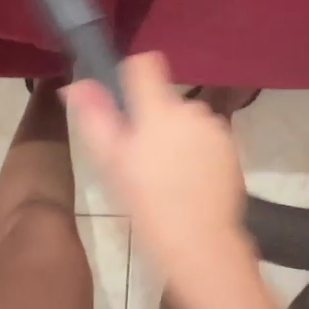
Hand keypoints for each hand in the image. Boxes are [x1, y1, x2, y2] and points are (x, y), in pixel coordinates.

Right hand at [64, 53, 252, 277]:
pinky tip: (190, 183)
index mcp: (158, 109)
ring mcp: (215, 128)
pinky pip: (208, 139)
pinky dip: (199, 153)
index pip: (144, 64)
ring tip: (168, 176)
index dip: (132, 75)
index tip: (125, 101)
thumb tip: (75, 85)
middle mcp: (190, 109)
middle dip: (154, 120)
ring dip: (178, 137)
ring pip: (187, 121)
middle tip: (142, 159)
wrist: (199, 244)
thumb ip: (94, 118)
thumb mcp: (111, 165)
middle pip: (165, 100)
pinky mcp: (233, 149)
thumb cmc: (146, 205)